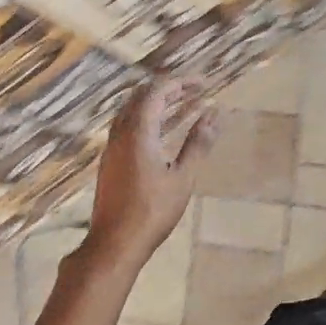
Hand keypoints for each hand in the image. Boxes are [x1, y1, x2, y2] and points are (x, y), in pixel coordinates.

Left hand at [85, 78, 216, 267]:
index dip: (181, 83)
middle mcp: (120, 133)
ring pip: (131, 112)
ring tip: (181, 107)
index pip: (157, 91)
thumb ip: (198, 143)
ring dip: (155, 104)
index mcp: (138, 131)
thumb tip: (215, 114)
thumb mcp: (183, 178)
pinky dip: (145, 120)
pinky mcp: (109, 161)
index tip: (203, 83)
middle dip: (168, 89)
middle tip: (194, 92)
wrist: (115, 242)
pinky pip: (126, 127)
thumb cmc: (153, 211)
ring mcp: (111, 147)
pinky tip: (160, 133)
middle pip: (141, 97)